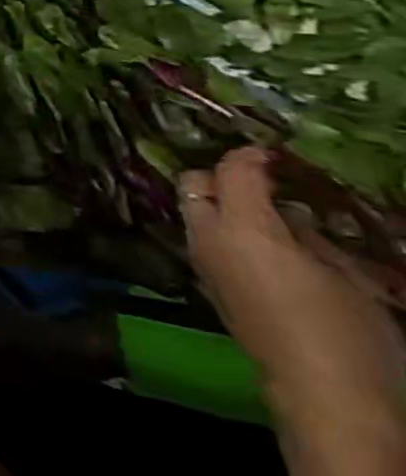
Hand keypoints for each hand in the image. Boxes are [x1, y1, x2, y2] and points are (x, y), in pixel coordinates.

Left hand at [181, 150, 405, 428]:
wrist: (321, 389)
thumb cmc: (346, 331)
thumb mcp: (346, 275)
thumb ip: (310, 236)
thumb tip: (291, 215)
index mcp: (241, 227)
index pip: (232, 172)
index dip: (250, 157)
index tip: (273, 152)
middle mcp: (206, 235)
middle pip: (194, 184)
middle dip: (221, 175)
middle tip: (264, 180)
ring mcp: (199, 257)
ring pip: (194, 211)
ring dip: (220, 203)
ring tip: (269, 210)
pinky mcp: (205, 280)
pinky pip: (204, 238)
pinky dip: (223, 228)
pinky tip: (263, 242)